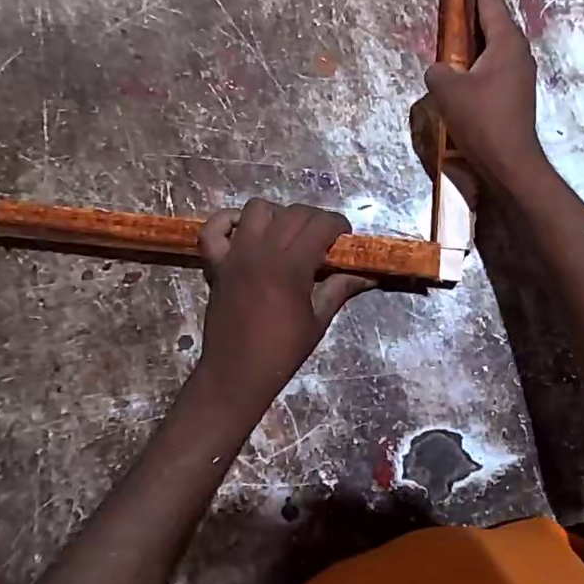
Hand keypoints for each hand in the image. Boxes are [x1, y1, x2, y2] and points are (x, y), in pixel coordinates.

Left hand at [193, 199, 374, 402]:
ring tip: (288, 235)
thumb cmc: (281, 351)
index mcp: (290, 267)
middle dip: (316, 219)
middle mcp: (261, 253)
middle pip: (294, 213)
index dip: (338, 226)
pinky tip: (246, 234)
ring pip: (258, 209)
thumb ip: (340, 288)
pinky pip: (214, 228)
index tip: (345, 239)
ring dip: (278, 215)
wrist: (235, 374)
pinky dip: (229, 222)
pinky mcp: (216, 264)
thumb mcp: (319, 320)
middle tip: (324, 240)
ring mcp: (235, 255)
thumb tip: (368, 275)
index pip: (320, 225)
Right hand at [421, 0, 547, 186]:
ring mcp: (521, 75)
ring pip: (493, 49)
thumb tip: (442, 71)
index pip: (489, 0)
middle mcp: (519, 53)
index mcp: (507, 42)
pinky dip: (478, 65)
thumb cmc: (481, 119)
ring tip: (449, 41)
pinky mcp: (517, 94)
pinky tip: (462, 74)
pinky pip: (494, 68)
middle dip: (471, 14)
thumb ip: (437, 69)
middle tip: (449, 6)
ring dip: (473, 44)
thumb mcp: (446, 89)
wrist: (510, 162)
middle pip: (493, 23)